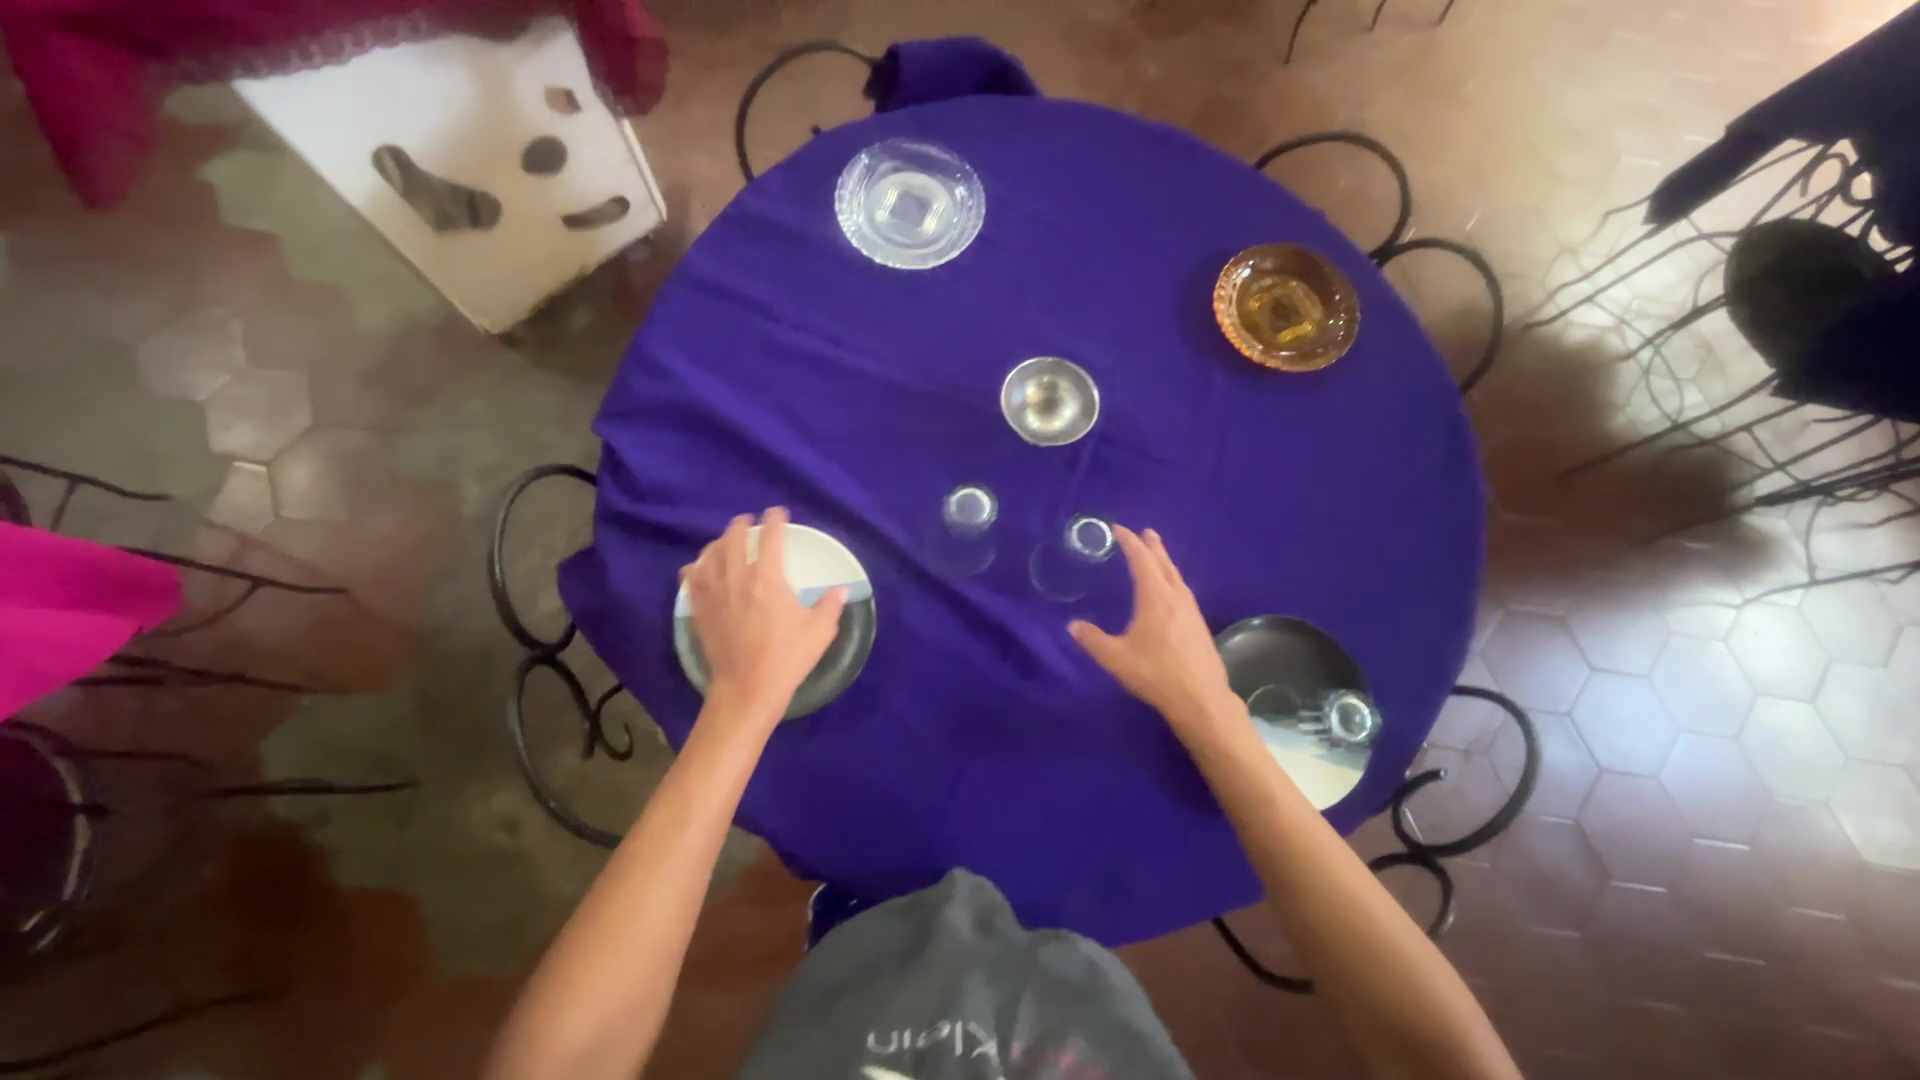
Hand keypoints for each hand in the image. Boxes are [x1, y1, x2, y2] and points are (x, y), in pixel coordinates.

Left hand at [683, 508, 846, 726]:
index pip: (771, 536)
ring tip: (725, 542)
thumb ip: (831, 605)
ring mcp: (714, 592)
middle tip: (748, 521)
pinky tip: (700, 568)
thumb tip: (842, 591)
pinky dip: (696, 567)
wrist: (747, 687)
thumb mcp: (820, 631)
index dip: (775, 519)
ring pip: (710, 554)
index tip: (778, 512)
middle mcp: (737, 576)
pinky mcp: (699, 608)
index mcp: (768, 577)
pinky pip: (691, 577)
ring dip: (719, 542)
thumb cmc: (787, 657)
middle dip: (742, 524)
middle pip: (734, 537)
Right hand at [1069, 526, 1240, 738]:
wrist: (1200, 698)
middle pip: (1164, 563)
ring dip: (1164, 562)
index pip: (1142, 560)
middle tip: (1144, 532)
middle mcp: (1176, 597)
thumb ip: (1093, 640)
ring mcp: (1191, 610)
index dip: (1130, 542)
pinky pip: (1182, 590)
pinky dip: (1171, 579)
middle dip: (1152, 546)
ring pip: (1176, 576)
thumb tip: (1072, 625)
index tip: (1118, 529)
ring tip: (1156, 555)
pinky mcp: (1198, 624)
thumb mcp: (1116, 658)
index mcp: (1155, 597)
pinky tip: (1169, 591)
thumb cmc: (1156, 674)